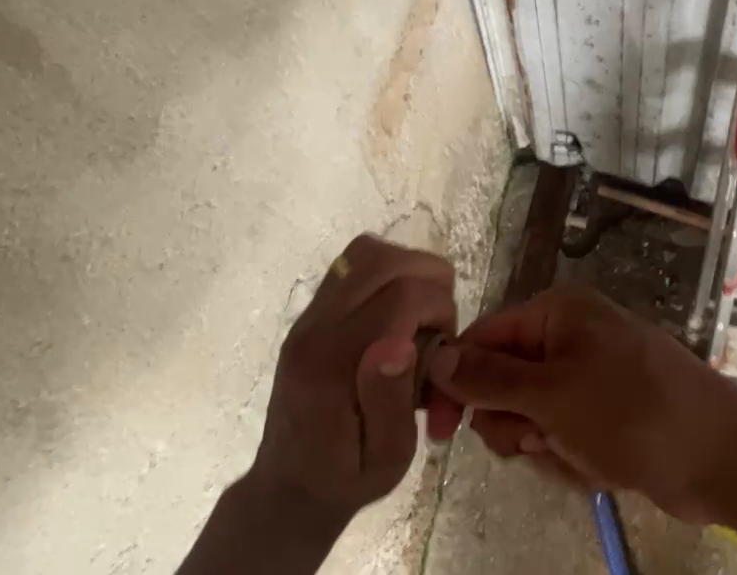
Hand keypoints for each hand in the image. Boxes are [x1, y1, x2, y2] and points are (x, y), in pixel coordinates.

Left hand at [252, 234, 457, 523]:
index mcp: (332, 367)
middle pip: (382, 259)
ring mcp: (309, 316)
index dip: (438, 309)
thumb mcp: (385, 460)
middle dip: (428, 280)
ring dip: (408, 270)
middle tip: (437, 325)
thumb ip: (392, 402)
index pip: (400, 296)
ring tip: (420, 312)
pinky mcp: (312, 312)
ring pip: (366, 252)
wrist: (291, 483)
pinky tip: (399, 310)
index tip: (445, 345)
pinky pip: (354, 264)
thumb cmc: (347, 475)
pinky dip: (389, 272)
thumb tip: (400, 343)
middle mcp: (314, 329)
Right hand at [426, 284, 736, 520]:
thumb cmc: (632, 413)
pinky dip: (571, 458)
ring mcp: (590, 375)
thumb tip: (436, 356)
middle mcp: (571, 336)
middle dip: (515, 423)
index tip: (439, 433)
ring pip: (530, 418)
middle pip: (503, 383)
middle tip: (539, 438)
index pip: (482, 339)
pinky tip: (600, 466)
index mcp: (558, 313)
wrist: (720, 457)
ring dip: (545, 447)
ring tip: (580, 454)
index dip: (457, 383)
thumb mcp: (552, 394)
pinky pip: (561, 437)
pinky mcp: (605, 413)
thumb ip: (489, 377)